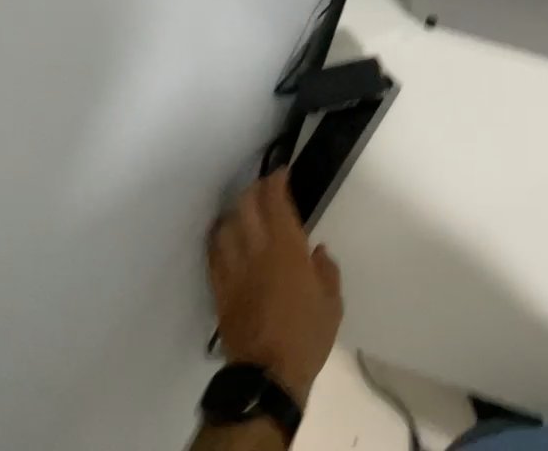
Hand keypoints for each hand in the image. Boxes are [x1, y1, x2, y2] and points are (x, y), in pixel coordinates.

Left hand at [207, 169, 342, 406]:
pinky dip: (220, 239)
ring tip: (244, 212)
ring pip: (226, 227)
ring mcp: (234, 270)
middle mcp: (257, 251)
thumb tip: (316, 251)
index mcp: (287, 249)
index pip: (276, 202)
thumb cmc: (306, 335)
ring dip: (235, 213)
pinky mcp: (220, 289)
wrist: (268, 374)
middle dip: (254, 190)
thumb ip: (326, 271)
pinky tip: (225, 239)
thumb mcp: (332, 303)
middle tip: (264, 188)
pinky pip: (214, 254)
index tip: (281, 173)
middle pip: (246, 207)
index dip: (276, 182)